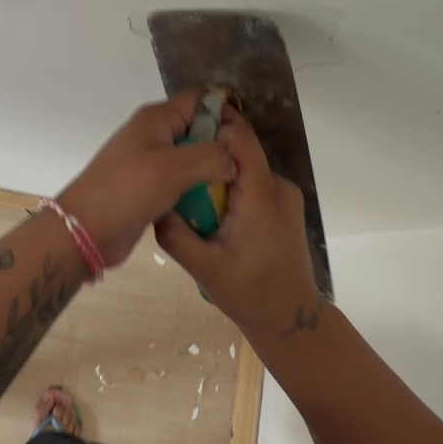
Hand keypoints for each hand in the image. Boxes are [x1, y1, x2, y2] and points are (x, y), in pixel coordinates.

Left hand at [56, 93, 237, 265]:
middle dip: (220, 146)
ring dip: (209, 171)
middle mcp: (152, 135)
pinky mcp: (147, 187)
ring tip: (234, 188)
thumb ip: (211, 156)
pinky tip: (213, 204)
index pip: (198, 101)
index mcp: (156, 119)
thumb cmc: (128, 190)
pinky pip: (179, 181)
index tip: (245, 139)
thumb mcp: (174, 168)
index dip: (223, 113)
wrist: (86, 230)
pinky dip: (194, 189)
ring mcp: (148, 162)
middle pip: (196, 130)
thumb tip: (233, 159)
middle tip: (244, 169)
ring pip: (189, 159)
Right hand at [154, 106, 322, 340]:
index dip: (213, 125)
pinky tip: (213, 212)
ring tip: (191, 195)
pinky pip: (254, 183)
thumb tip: (152, 205)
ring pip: (245, 167)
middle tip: (176, 167)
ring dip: (219, 174)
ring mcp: (285, 196)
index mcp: (261, 196)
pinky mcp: (284, 206)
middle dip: (208, 153)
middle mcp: (278, 187)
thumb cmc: (249, 293)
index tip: (182, 129)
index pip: (240, 139)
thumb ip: (176, 235)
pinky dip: (232, 189)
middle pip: (240, 150)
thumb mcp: (204, 269)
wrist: (290, 318)